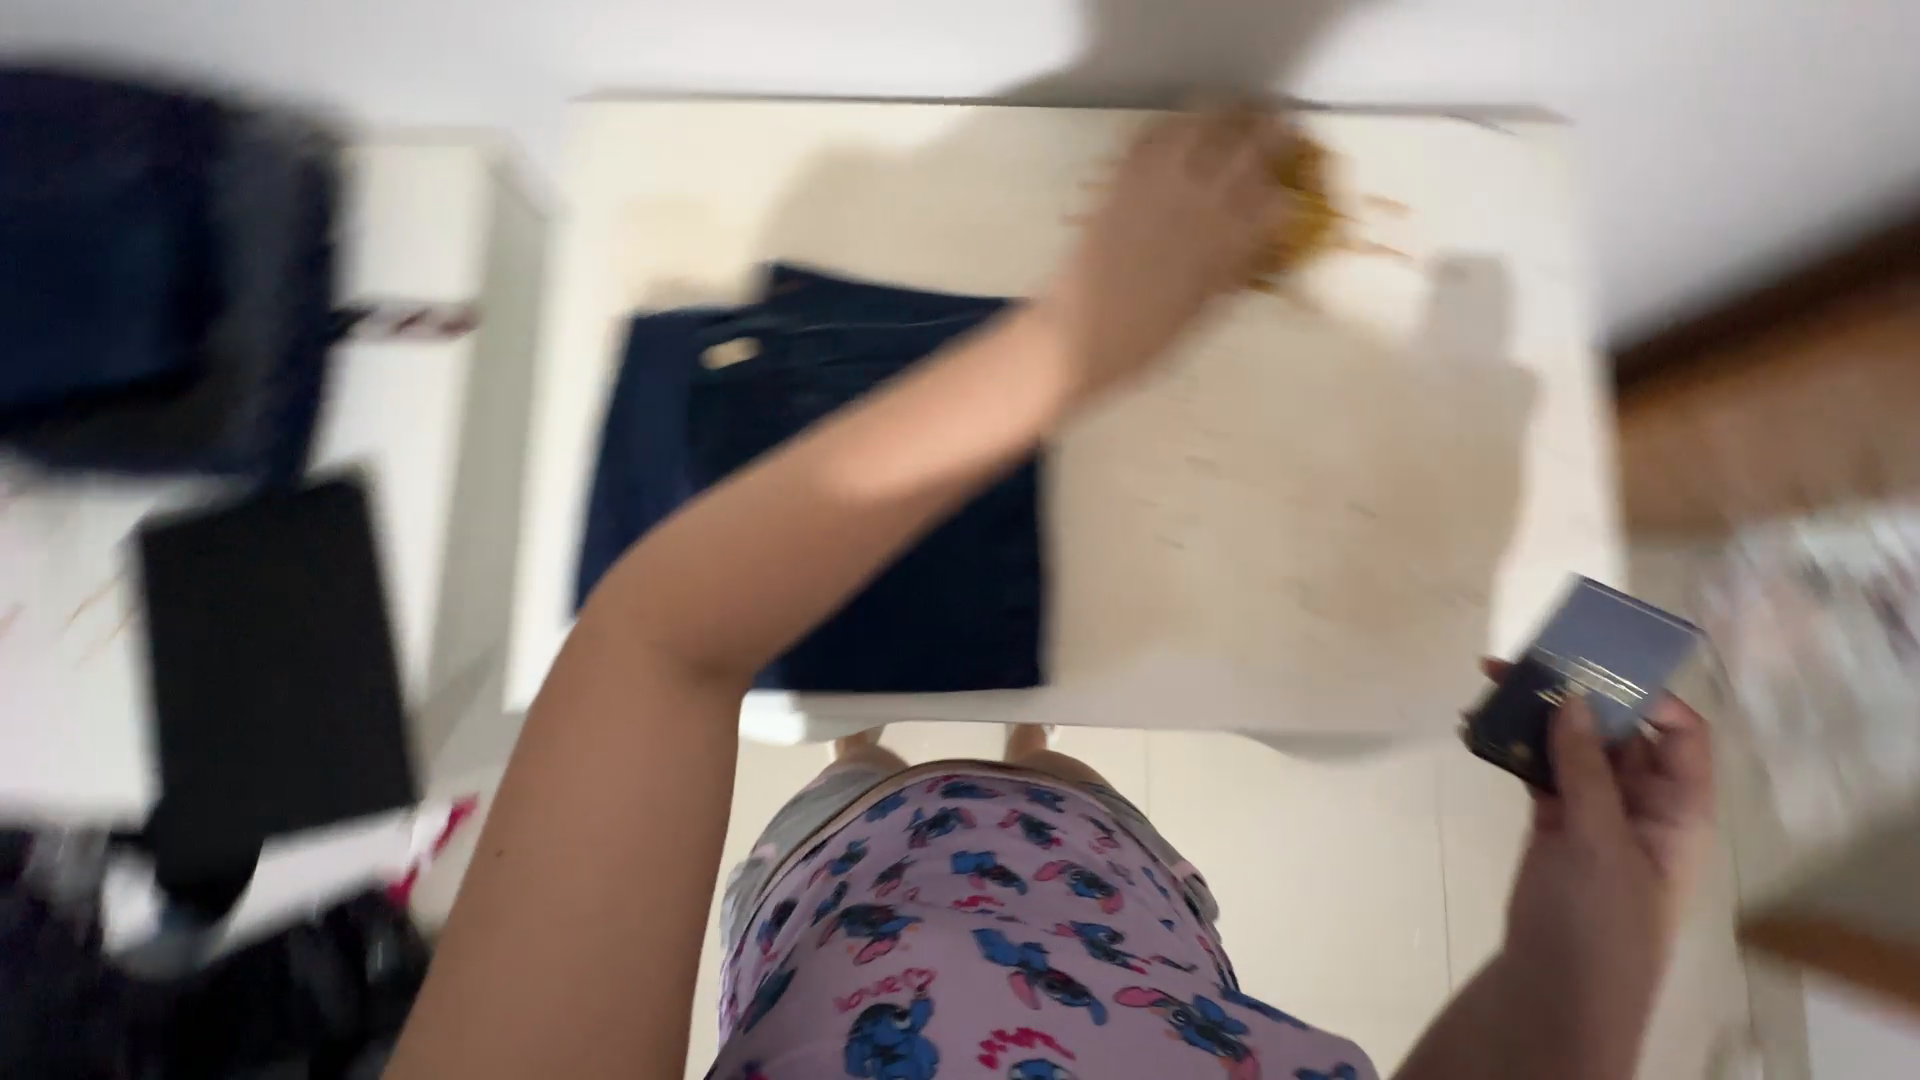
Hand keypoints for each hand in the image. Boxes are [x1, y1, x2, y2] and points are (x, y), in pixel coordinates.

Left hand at [1035, 107, 1291, 403]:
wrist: (1078, 338)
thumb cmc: (1140, 341)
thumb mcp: (1199, 314)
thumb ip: (1228, 272)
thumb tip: (1253, 248)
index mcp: (1228, 243)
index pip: (1279, 198)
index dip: (1288, 186)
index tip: (1289, 184)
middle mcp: (1202, 203)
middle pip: (1253, 144)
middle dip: (1270, 133)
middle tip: (1273, 129)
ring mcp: (1159, 185)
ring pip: (1206, 121)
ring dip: (1223, 117)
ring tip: (1228, 120)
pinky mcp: (1120, 180)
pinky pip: (1152, 135)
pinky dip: (1171, 127)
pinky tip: (1176, 134)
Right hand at [1482, 658, 1714, 1076]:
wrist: (1557, 979)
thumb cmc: (1600, 917)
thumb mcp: (1600, 841)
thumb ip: (1585, 769)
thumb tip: (1572, 695)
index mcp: (1677, 808)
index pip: (1680, 736)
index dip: (1647, 698)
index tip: (1591, 668)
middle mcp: (1639, 800)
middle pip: (1616, 732)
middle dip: (1574, 693)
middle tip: (1521, 663)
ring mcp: (1592, 809)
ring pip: (1568, 745)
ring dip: (1534, 715)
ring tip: (1489, 685)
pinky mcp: (1552, 818)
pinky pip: (1536, 768)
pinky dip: (1511, 745)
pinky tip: (1478, 727)